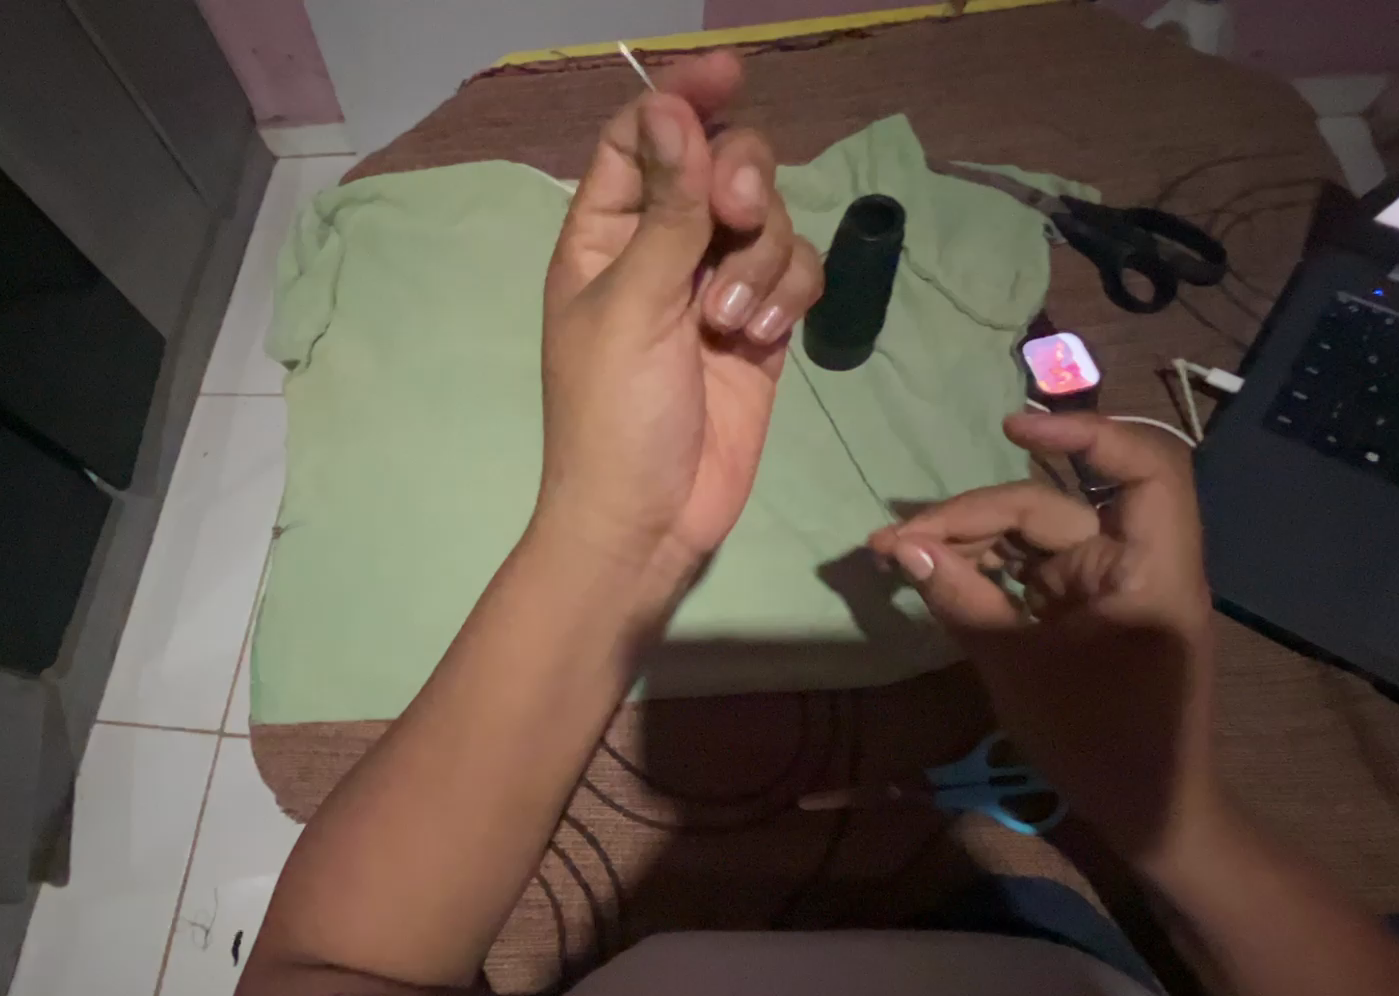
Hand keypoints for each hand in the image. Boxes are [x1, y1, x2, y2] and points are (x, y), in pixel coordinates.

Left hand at [536, 51, 823, 584]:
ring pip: (767, 219)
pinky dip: (788, 295)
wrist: (650, 518)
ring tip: (733, 323)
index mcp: (605, 239)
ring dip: (763, 257)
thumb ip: (664, 210)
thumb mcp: (631, 307)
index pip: (643, 139)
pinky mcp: (759, 328)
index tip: (730, 75)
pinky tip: (762, 340)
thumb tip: (674, 106)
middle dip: (740, 181)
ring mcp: (714, 291)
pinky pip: (793, 273)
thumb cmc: (615, 417)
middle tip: (735, 217)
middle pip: (719, 164)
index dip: (682, 100)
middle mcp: (661, 253)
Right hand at [869, 411, 1227, 870]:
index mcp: (1148, 571)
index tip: (1010, 429)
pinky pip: (1021, 565)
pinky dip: (976, 564)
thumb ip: (959, 598)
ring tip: (896, 556)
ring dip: (962, 539)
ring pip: (1027, 532)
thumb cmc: (1098, 740)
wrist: (1145, 806)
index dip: (1085, 434)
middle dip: (966, 518)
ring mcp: (1102, 580)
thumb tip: (899, 545)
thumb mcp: (1016, 668)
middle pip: (1047, 507)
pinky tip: (929, 570)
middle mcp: (1130, 561)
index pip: (1145, 471)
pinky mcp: (1076, 601)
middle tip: (892, 542)